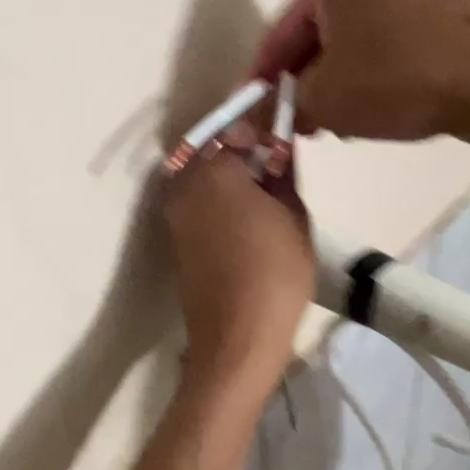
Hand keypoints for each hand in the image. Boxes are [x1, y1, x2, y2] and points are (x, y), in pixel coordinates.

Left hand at [163, 137, 313, 387]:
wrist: (236, 342)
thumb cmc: (275, 276)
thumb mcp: (294, 218)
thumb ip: (285, 175)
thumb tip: (281, 150)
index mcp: (214, 170)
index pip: (239, 128)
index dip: (264, 128)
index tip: (285, 136)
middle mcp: (184, 186)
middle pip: (214, 152)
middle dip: (242, 153)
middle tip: (276, 169)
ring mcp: (175, 218)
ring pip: (203, 182)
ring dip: (230, 182)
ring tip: (265, 199)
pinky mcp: (177, 245)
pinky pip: (199, 210)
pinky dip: (219, 207)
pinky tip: (248, 224)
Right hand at [252, 0, 469, 140]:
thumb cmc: (397, 80)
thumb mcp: (326, 100)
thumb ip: (283, 105)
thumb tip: (257, 115)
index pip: (280, 31)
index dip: (262, 79)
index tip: (250, 115)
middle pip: (316, 33)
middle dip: (300, 84)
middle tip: (289, 127)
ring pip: (351, 41)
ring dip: (332, 85)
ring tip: (327, 127)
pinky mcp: (438, 6)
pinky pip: (383, 41)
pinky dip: (365, 75)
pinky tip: (365, 112)